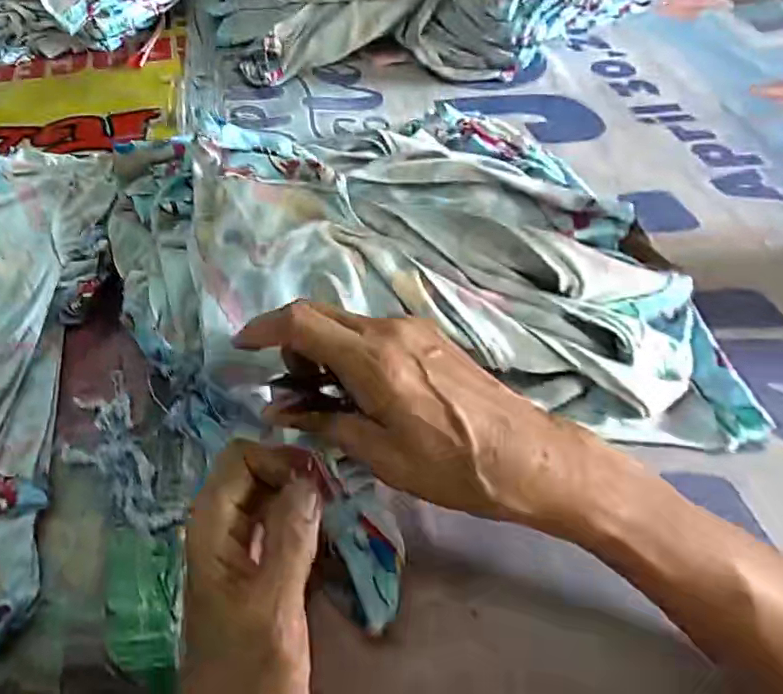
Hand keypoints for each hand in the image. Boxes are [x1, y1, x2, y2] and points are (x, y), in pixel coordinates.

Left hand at [183, 440, 322, 693]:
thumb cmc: (248, 665)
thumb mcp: (274, 604)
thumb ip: (289, 539)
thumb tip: (308, 479)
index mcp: (211, 520)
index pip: (240, 457)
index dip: (278, 459)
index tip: (320, 481)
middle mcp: (219, 522)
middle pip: (255, 473)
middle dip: (295, 476)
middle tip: (339, 494)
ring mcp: (236, 544)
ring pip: (269, 499)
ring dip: (303, 501)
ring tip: (342, 514)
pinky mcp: (255, 567)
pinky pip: (278, 528)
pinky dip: (304, 527)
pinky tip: (333, 540)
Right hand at [238, 301, 640, 532]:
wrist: (540, 461)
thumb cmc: (457, 468)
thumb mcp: (382, 456)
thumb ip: (322, 422)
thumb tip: (276, 410)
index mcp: (373, 358)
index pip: (299, 322)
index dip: (262, 328)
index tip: (241, 346)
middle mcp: (387, 329)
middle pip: (316, 314)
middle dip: (290, 342)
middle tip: (291, 386)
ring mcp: (409, 328)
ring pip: (341, 321)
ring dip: (319, 347)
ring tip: (327, 394)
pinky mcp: (425, 335)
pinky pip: (367, 330)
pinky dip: (346, 349)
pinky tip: (360, 388)